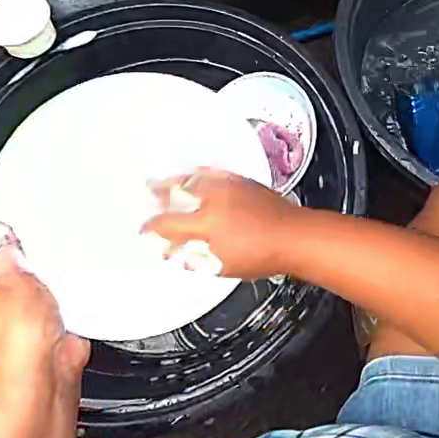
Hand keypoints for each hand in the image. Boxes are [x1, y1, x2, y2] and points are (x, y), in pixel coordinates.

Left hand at [0, 225, 88, 398]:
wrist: (47, 370)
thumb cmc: (20, 337)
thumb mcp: (12, 283)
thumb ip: (10, 258)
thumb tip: (2, 235)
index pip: (3, 261)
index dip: (17, 245)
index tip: (31, 230)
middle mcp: (13, 309)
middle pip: (32, 273)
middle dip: (45, 262)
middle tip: (56, 249)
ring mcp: (39, 320)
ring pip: (55, 287)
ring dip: (64, 280)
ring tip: (69, 271)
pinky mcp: (64, 327)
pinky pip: (74, 302)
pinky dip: (80, 297)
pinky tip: (83, 292)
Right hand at [144, 168, 305, 278]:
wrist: (294, 237)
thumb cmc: (262, 254)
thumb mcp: (221, 265)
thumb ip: (195, 256)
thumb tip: (178, 252)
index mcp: (205, 223)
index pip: (168, 223)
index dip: (152, 228)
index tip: (145, 230)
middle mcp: (215, 200)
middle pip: (179, 191)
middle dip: (161, 192)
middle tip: (150, 191)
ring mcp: (231, 187)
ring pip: (197, 178)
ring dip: (179, 180)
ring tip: (167, 181)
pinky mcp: (244, 181)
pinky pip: (216, 172)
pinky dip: (203, 173)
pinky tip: (199, 173)